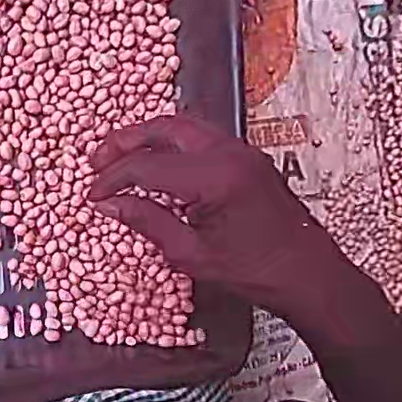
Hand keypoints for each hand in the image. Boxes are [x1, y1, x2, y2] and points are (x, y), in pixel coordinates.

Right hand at [87, 115, 385, 340]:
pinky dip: (170, 144)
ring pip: (183, 126)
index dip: (112, 180)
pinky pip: (200, 137)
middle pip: (163, 128)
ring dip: (147, 138)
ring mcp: (242, 151)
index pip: (147, 167)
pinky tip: (155, 163)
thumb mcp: (190, 254)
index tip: (93, 195)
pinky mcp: (247, 157)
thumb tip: (109, 204)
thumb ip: (146, 221)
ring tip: (119, 158)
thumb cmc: (253, 272)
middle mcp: (230, 153)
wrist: (308, 274)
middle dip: (124, 142)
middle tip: (97, 161)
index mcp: (215, 178)